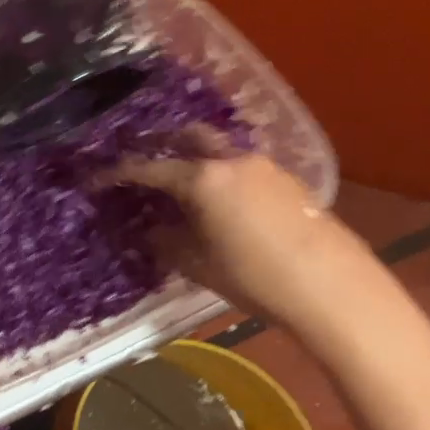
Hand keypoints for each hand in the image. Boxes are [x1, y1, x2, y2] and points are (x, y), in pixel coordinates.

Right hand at [113, 134, 414, 344]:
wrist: (336, 291)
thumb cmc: (255, 277)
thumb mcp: (196, 263)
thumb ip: (165, 239)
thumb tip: (149, 228)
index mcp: (202, 178)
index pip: (146, 168)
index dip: (114, 174)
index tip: (93, 180)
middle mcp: (232, 161)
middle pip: (188, 138)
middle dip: (160, 146)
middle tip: (141, 163)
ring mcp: (265, 169)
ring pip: (219, 152)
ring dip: (195, 161)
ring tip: (180, 186)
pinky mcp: (289, 184)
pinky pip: (242, 169)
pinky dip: (221, 176)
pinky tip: (219, 204)